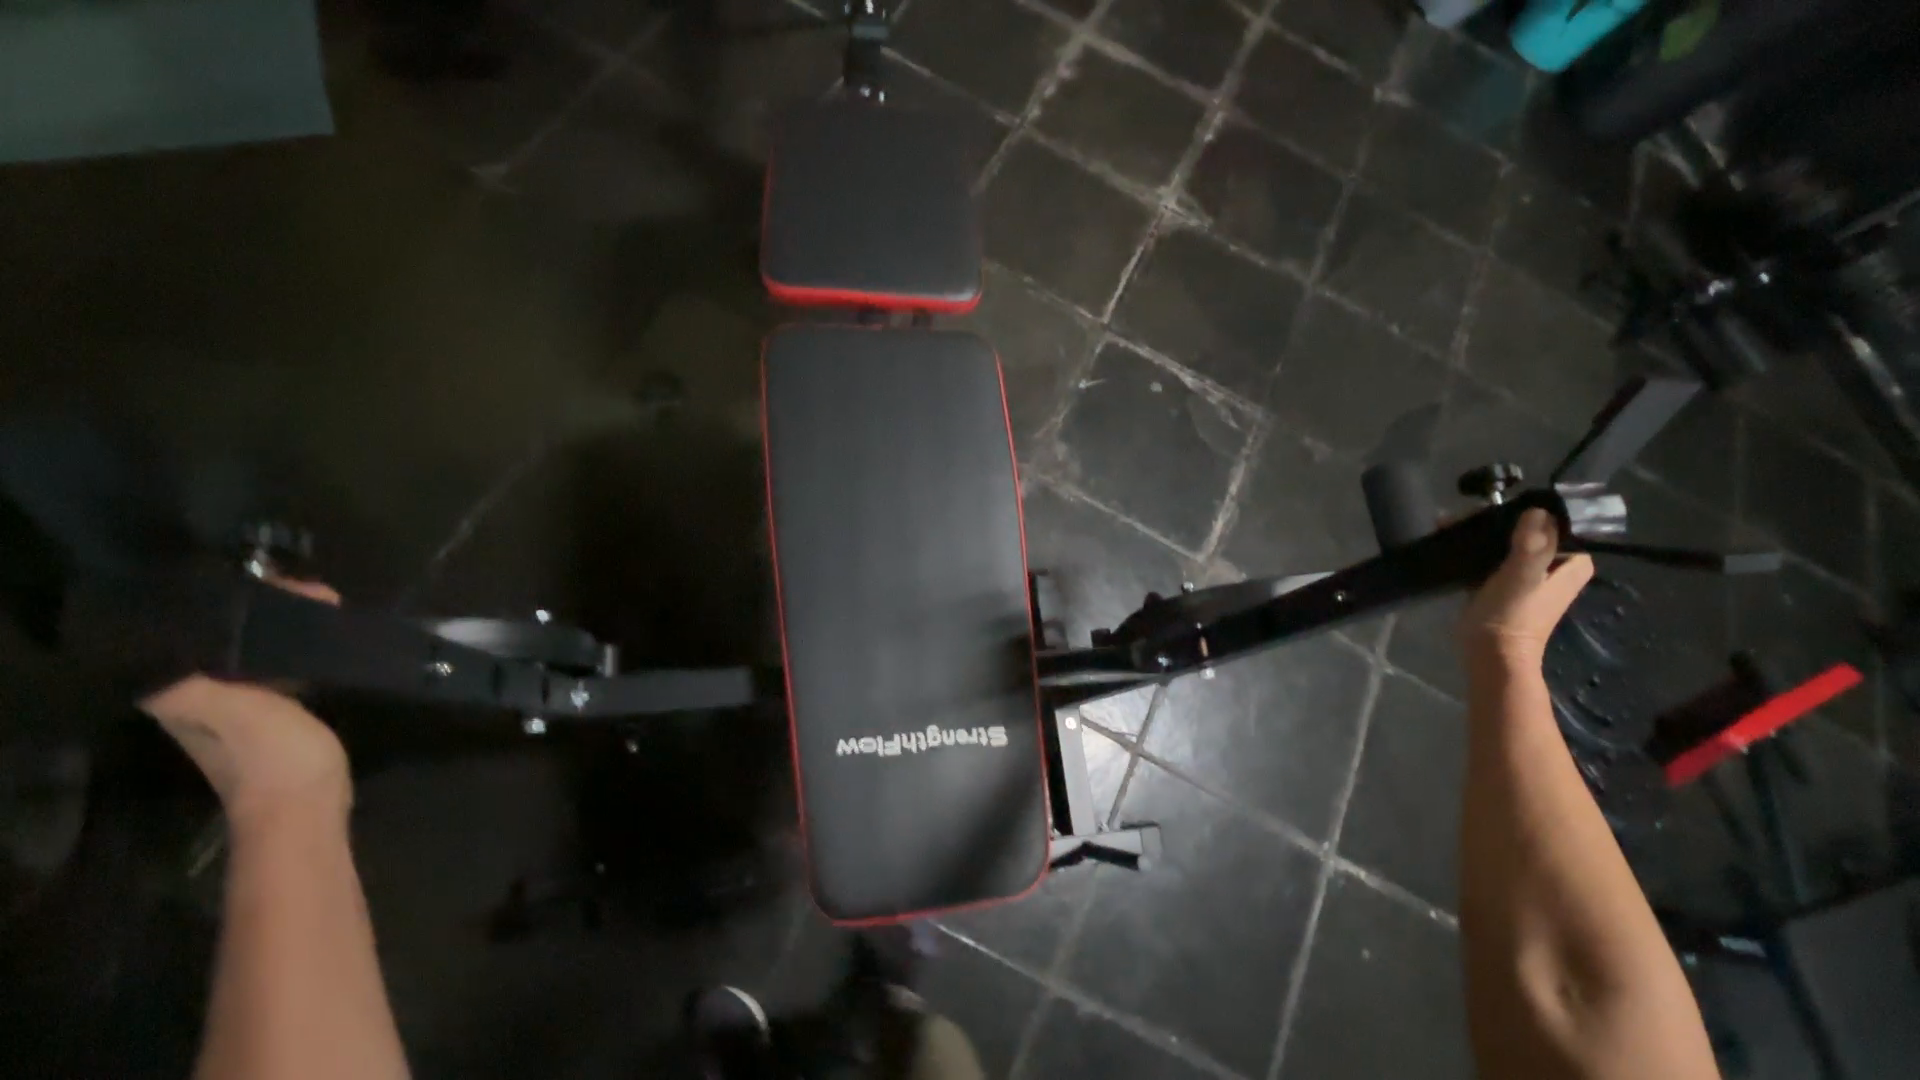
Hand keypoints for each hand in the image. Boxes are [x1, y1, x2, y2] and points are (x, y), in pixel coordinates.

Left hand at [138, 579, 350, 833]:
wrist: (305, 807)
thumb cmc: (269, 758)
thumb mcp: (232, 712)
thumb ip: (194, 682)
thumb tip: (163, 646)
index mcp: (186, 694)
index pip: (194, 634)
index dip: (227, 605)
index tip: (277, 587)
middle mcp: (204, 699)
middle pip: (227, 641)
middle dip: (268, 614)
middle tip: (318, 595)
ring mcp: (242, 711)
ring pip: (257, 654)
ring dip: (287, 631)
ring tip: (326, 609)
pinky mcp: (278, 718)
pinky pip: (282, 670)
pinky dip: (301, 652)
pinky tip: (326, 645)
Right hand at [1459, 508, 1593, 670]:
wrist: (1490, 656)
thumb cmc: (1510, 616)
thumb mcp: (1522, 577)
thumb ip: (1533, 544)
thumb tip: (1536, 511)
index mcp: (1573, 560)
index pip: (1552, 520)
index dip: (1522, 509)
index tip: (1489, 507)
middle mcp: (1556, 564)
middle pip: (1526, 528)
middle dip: (1494, 519)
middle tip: (1460, 517)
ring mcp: (1529, 573)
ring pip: (1506, 539)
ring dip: (1480, 531)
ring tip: (1448, 523)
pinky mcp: (1503, 582)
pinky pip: (1492, 554)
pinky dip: (1474, 546)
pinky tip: (1449, 536)